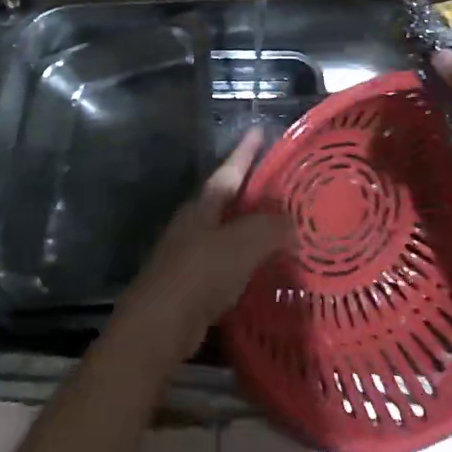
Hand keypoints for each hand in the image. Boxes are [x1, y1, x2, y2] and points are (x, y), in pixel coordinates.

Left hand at [114, 129, 289, 359]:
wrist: (162, 322)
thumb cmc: (199, 275)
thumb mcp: (240, 245)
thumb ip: (267, 227)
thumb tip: (290, 218)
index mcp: (202, 207)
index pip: (229, 171)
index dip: (245, 152)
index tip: (260, 130)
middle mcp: (195, 224)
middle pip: (228, 199)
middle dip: (253, 189)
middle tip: (284, 181)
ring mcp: (192, 252)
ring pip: (229, 230)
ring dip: (253, 226)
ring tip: (285, 224)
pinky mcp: (196, 281)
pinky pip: (230, 260)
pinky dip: (249, 258)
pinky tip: (267, 266)